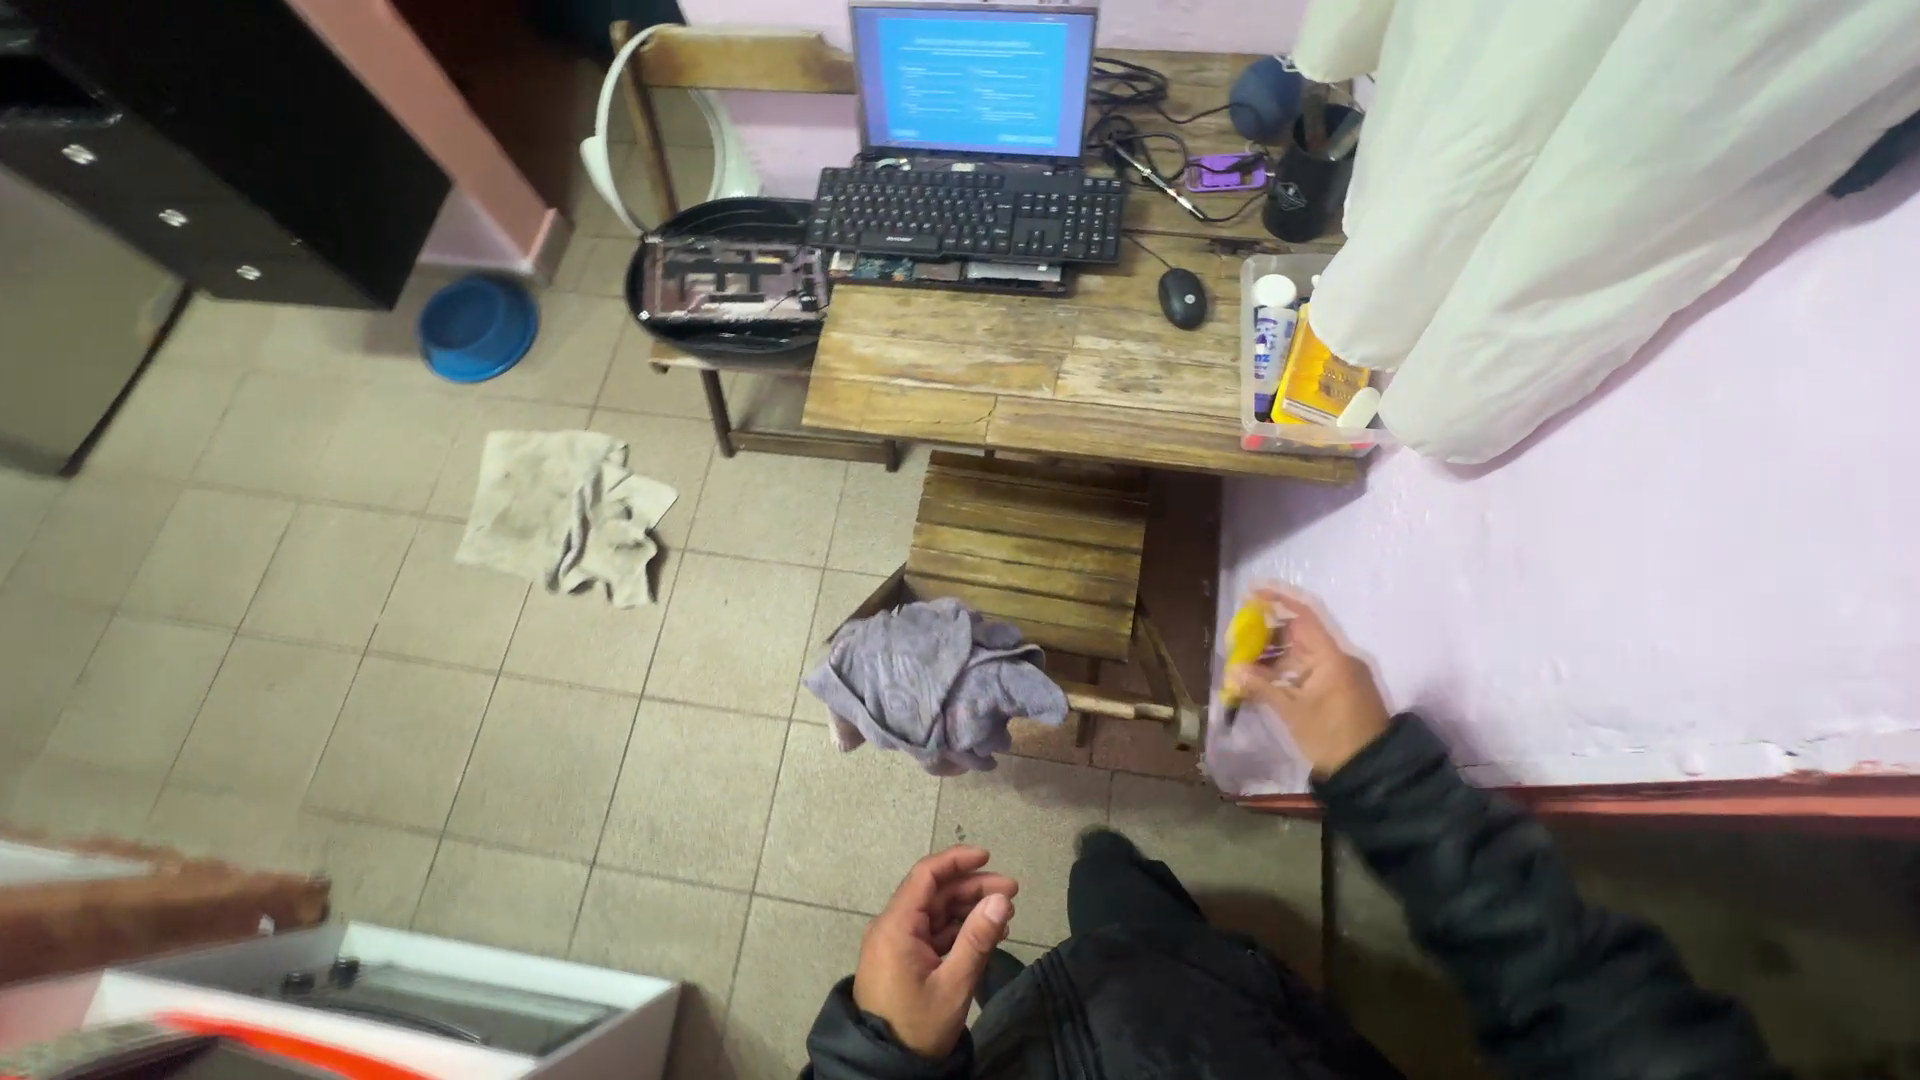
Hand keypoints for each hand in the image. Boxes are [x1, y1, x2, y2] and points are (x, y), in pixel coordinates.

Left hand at [852, 846, 1017, 1058]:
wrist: (883, 1070)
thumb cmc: (917, 1026)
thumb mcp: (954, 984)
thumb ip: (978, 938)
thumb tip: (1002, 898)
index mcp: (896, 925)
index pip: (926, 875)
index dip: (957, 861)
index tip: (988, 858)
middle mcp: (892, 926)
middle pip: (935, 893)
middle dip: (973, 888)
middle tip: (1013, 892)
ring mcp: (895, 943)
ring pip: (935, 912)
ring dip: (969, 910)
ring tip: (1006, 916)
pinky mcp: (901, 959)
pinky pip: (931, 933)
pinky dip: (958, 930)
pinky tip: (986, 934)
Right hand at [1227, 585, 1390, 775]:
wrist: (1372, 770)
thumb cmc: (1332, 736)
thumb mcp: (1293, 712)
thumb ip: (1262, 687)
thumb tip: (1234, 670)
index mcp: (1331, 657)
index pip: (1303, 616)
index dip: (1278, 600)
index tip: (1252, 593)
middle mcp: (1338, 659)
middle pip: (1298, 634)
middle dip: (1267, 634)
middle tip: (1238, 639)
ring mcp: (1340, 675)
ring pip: (1301, 655)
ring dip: (1273, 657)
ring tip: (1243, 663)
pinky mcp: (1338, 690)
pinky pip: (1307, 671)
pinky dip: (1285, 672)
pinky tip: (1263, 681)